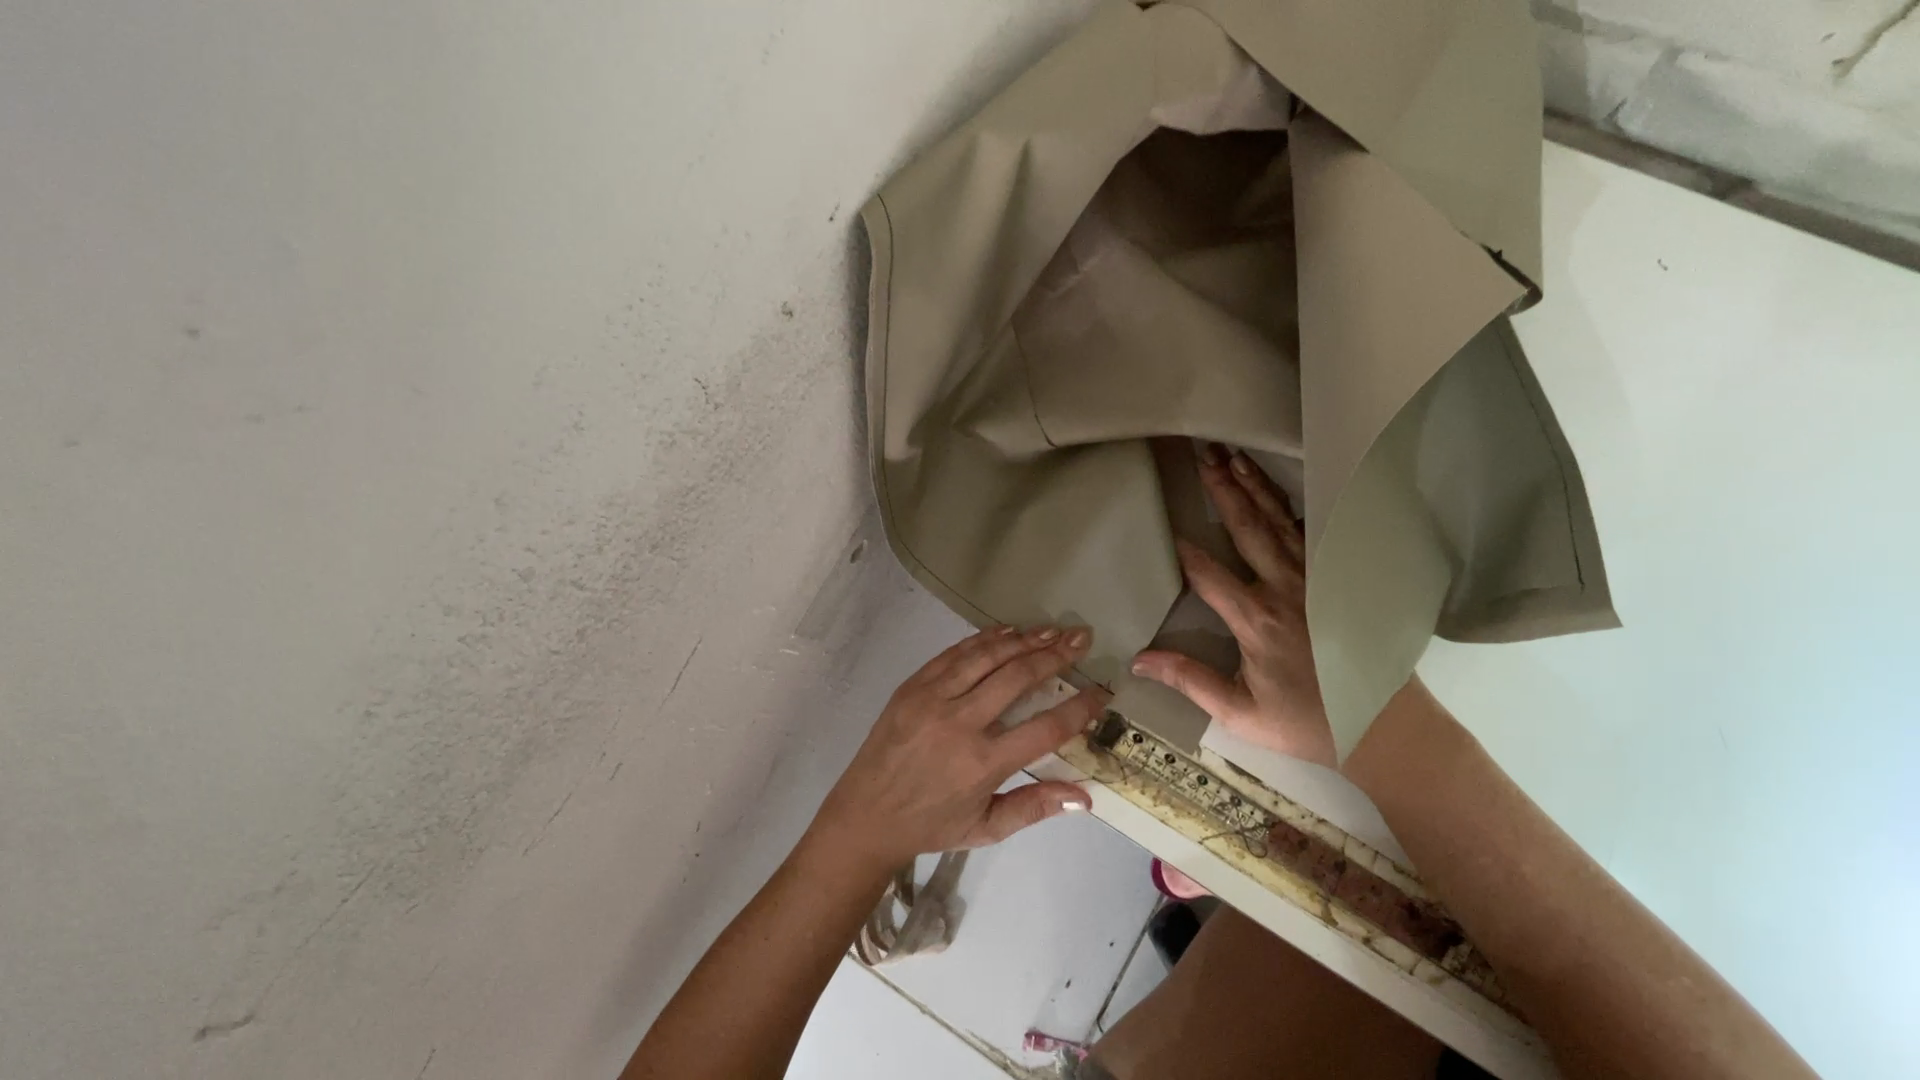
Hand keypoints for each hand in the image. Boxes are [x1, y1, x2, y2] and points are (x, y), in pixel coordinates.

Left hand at [807, 625, 1109, 869]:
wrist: (865, 814)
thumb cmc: (931, 825)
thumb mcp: (986, 828)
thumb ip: (1035, 807)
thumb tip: (1085, 796)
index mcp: (982, 763)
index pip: (1046, 727)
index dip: (1080, 707)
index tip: (1102, 691)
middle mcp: (959, 724)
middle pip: (1018, 677)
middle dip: (1055, 655)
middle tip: (1081, 639)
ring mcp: (932, 700)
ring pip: (987, 657)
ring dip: (1023, 640)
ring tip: (1052, 630)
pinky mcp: (912, 687)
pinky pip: (954, 654)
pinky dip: (983, 639)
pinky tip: (1007, 631)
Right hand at [1130, 445, 1337, 767]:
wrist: (1382, 726)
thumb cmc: (1305, 723)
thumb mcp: (1239, 713)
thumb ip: (1189, 680)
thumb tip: (1139, 660)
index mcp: (1255, 620)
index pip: (1207, 573)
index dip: (1183, 547)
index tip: (1166, 520)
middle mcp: (1285, 589)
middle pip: (1246, 528)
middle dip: (1222, 490)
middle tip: (1204, 454)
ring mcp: (1316, 580)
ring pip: (1280, 522)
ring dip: (1256, 487)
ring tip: (1234, 457)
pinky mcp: (1337, 582)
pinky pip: (1312, 535)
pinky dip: (1294, 508)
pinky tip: (1282, 491)